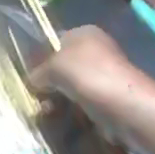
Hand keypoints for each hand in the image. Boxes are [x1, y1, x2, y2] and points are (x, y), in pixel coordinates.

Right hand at [30, 26, 148, 131]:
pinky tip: (64, 121)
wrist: (124, 105)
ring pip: (72, 87)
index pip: (55, 41)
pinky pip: (84, 103)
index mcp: (84, 33)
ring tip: (48, 113)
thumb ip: (39, 72)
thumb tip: (33, 81)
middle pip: (64, 67)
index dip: (41, 59)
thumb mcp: (54, 67)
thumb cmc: (87, 76)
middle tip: (38, 99)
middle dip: (49, 83)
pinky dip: (73, 111)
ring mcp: (104, 74)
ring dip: (59, 100)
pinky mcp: (109, 97)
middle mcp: (96, 50)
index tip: (30, 79)